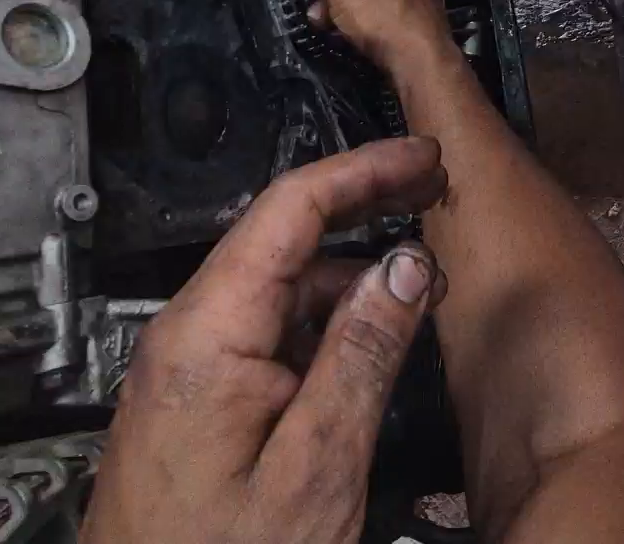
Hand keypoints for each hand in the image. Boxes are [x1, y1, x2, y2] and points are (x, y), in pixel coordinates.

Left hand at [83, 138, 448, 543]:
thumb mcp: (315, 466)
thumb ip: (364, 354)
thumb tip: (406, 266)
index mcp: (208, 334)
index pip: (291, 208)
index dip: (364, 170)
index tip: (420, 157)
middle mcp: (193, 333)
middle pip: (287, 228)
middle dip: (365, 198)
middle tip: (430, 185)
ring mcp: (200, 360)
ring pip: (288, 276)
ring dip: (358, 261)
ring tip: (421, 272)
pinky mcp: (212, 390)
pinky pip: (282, 322)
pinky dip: (338, 308)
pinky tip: (378, 324)